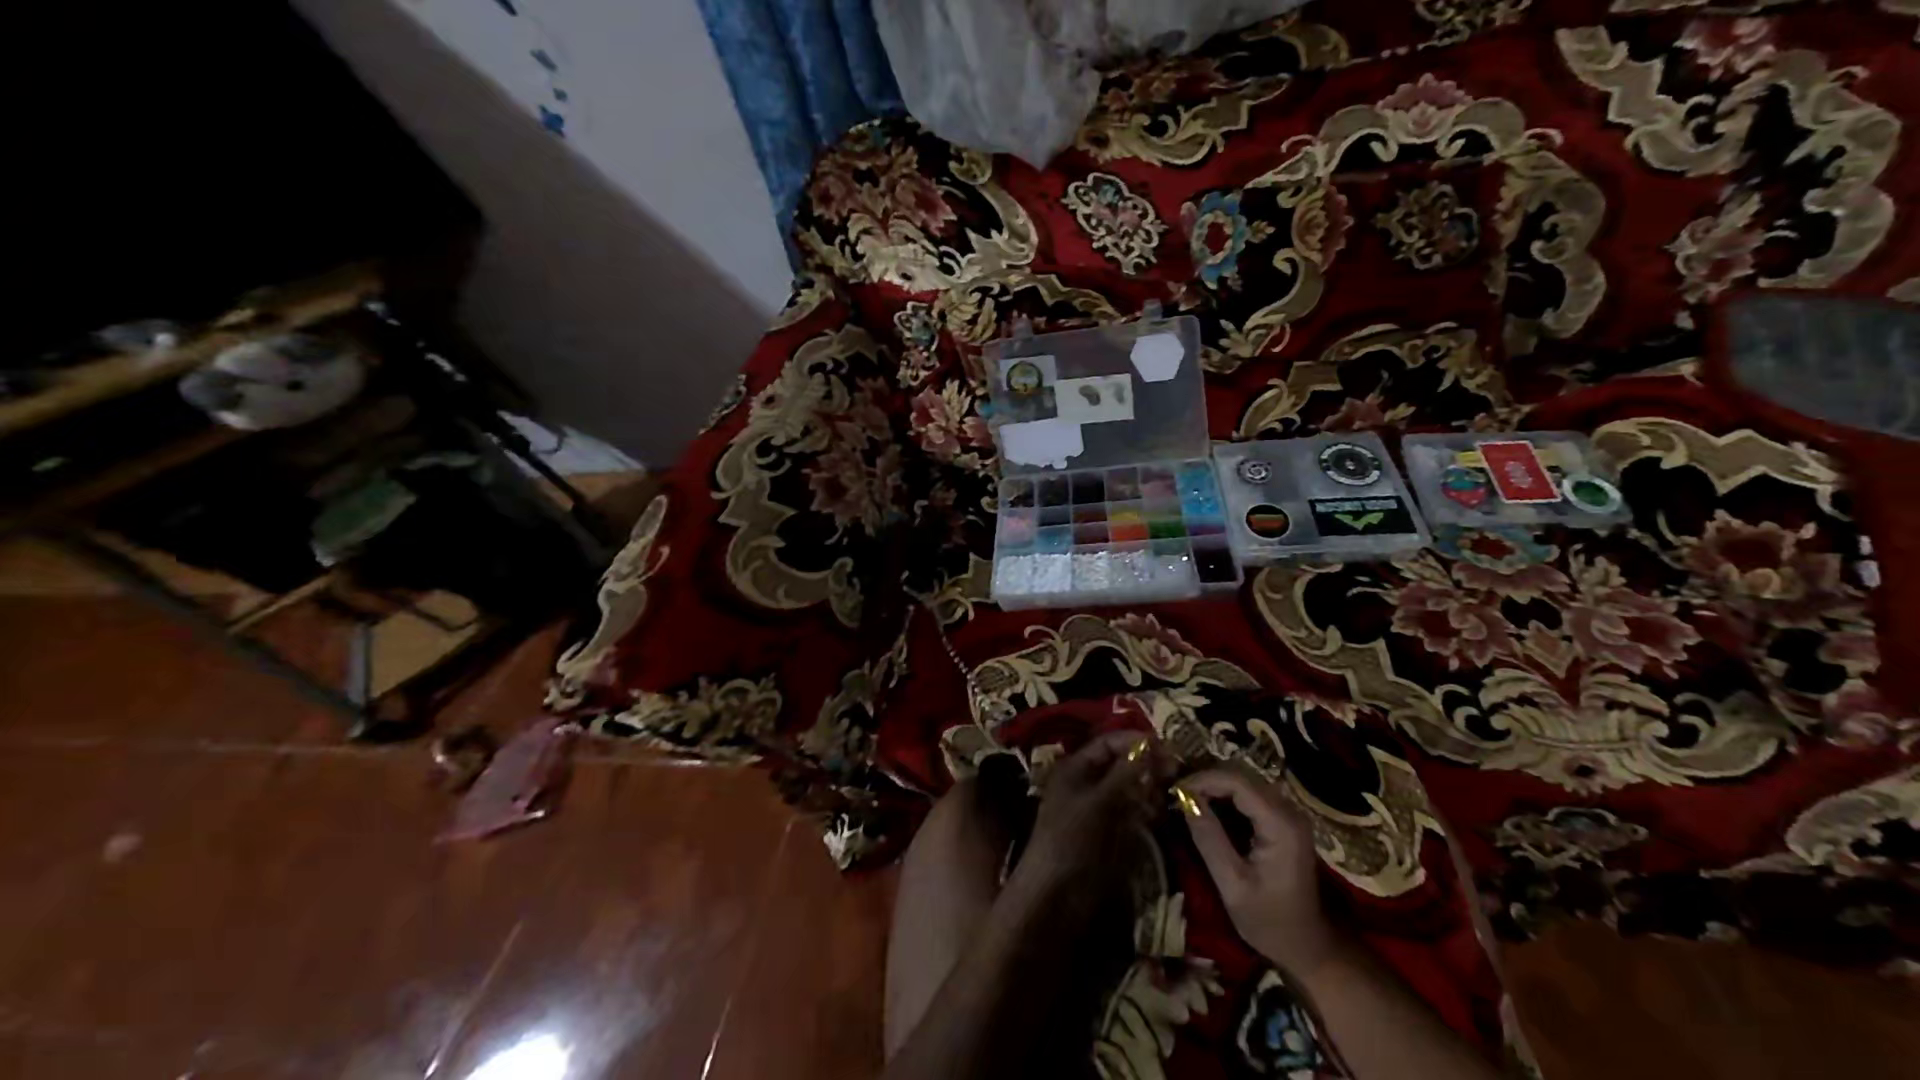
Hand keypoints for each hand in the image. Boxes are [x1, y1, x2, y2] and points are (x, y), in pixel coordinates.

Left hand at [1000, 730, 1161, 917]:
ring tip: (1169, 791)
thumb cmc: (1071, 837)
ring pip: (1130, 788)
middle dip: (1147, 764)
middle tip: (1176, 770)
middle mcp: (1088, 783)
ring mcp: (1100, 808)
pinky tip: (1160, 812)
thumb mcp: (1099, 801)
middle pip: (1121, 764)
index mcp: (1075, 768)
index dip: (1135, 742)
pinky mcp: (1110, 831)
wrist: (1056, 891)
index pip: (1108, 743)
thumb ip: (1125, 773)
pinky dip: (1146, 808)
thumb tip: (1151, 744)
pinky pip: (1132, 811)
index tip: (1167, 747)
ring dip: (1149, 787)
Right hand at [1181, 767, 1339, 973]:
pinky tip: (1209, 809)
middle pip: (1243, 777)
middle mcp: (1290, 812)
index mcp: (1280, 825)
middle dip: (1207, 780)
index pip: (1238, 782)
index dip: (1203, 780)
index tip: (1175, 791)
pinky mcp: (1285, 822)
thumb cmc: (1269, 921)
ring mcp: (1290, 815)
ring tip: (1188, 800)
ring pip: (1246, 782)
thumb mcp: (1232, 884)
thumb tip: (1184, 801)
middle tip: (1178, 796)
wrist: (1308, 946)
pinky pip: (1252, 795)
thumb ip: (1209, 839)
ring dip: (1215, 786)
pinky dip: (1227, 796)